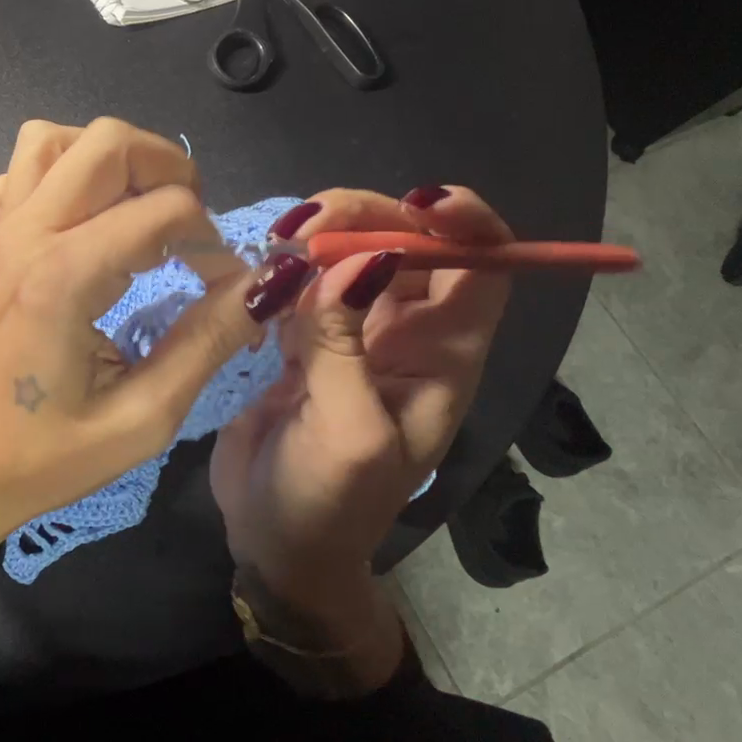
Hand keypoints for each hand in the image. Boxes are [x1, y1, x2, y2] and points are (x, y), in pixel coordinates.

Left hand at [0, 119, 310, 567]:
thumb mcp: (142, 418)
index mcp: (64, 277)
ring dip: (112, 159)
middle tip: (191, 228)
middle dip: (169, 169)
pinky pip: (17, 171)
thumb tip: (266, 284)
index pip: (164, 209)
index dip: (214, 241)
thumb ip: (207, 341)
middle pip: (107, 142)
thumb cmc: (46, 458)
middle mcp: (29, 235)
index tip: (228, 285)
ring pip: (54, 139)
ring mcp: (3, 233)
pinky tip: (83, 216)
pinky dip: (58, 171)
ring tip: (141, 209)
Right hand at [210, 187, 511, 618]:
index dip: (467, 225)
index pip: (481, 270)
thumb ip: (346, 344)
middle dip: (367, 216)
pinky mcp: (304, 335)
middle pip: (407, 242)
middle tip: (306, 226)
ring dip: (320, 234)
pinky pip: (303, 279)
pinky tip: (260, 271)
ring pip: (351, 251)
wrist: (274, 538)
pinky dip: (284, 264)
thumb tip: (354, 258)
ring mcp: (352, 330)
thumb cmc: (329, 501)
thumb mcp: (347, 430)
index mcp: (443, 357)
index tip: (419, 202)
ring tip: (276, 247)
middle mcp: (406, 333)